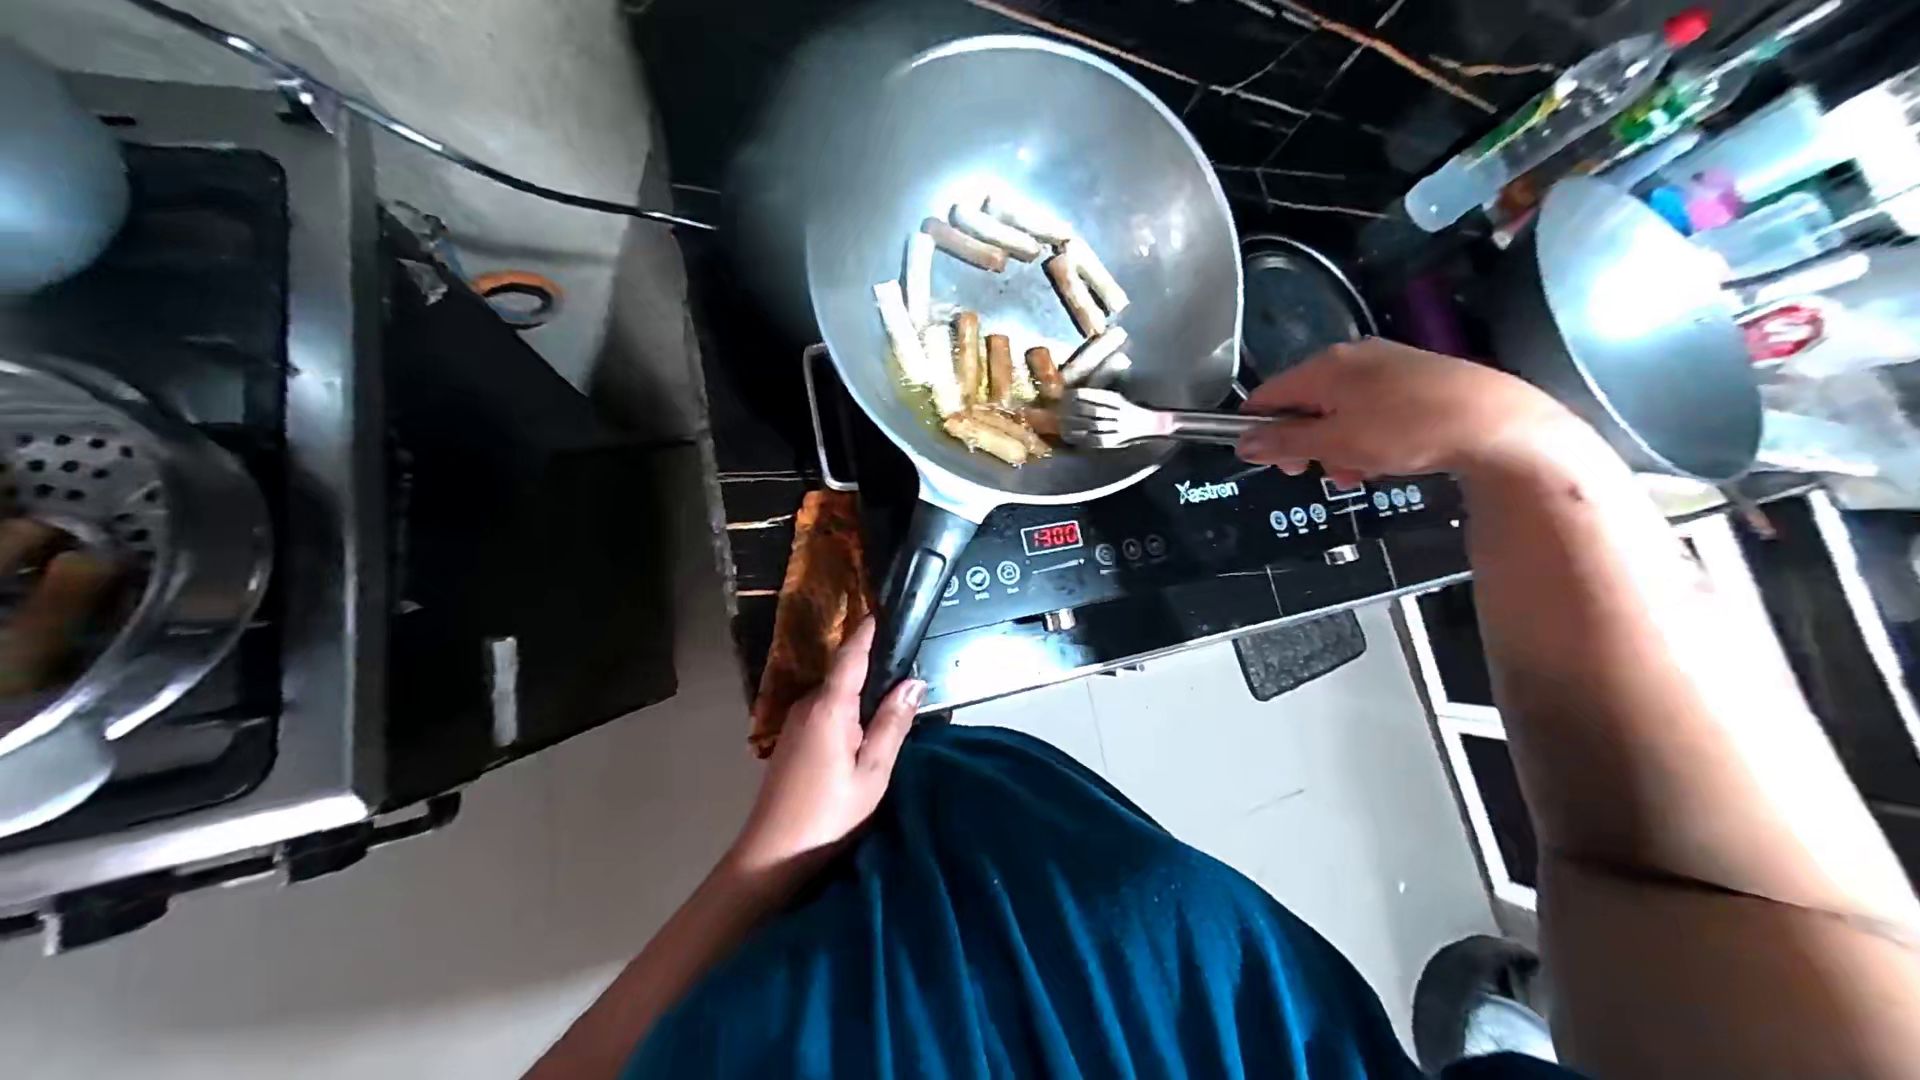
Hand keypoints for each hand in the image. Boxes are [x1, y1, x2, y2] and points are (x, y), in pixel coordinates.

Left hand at [728, 617, 921, 874]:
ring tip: (895, 699)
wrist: (772, 856)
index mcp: (828, 708)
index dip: (867, 632)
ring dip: (861, 692)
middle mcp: (807, 705)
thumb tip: (913, 683)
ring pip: (835, 694)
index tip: (884, 610)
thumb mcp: (873, 772)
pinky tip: (866, 728)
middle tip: (909, 668)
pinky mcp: (792, 739)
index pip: (850, 656)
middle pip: (843, 674)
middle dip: (873, 666)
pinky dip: (848, 709)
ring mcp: (795, 722)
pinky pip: (826, 710)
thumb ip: (892, 724)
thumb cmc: (829, 815)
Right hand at [1235, 338, 1580, 481]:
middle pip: (1301, 403)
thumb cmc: (1407, 431)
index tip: (1272, 462)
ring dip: (1334, 444)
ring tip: (1357, 471)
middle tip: (1315, 472)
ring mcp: (1384, 363)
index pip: (1266, 395)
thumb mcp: (1335, 444)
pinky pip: (1367, 406)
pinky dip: (1363, 434)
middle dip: (1302, 442)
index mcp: (1324, 367)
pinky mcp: (1413, 376)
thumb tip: (1243, 443)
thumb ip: (1283, 442)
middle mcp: (1350, 357)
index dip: (1259, 429)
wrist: (1498, 424)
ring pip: (1335, 409)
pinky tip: (1383, 456)